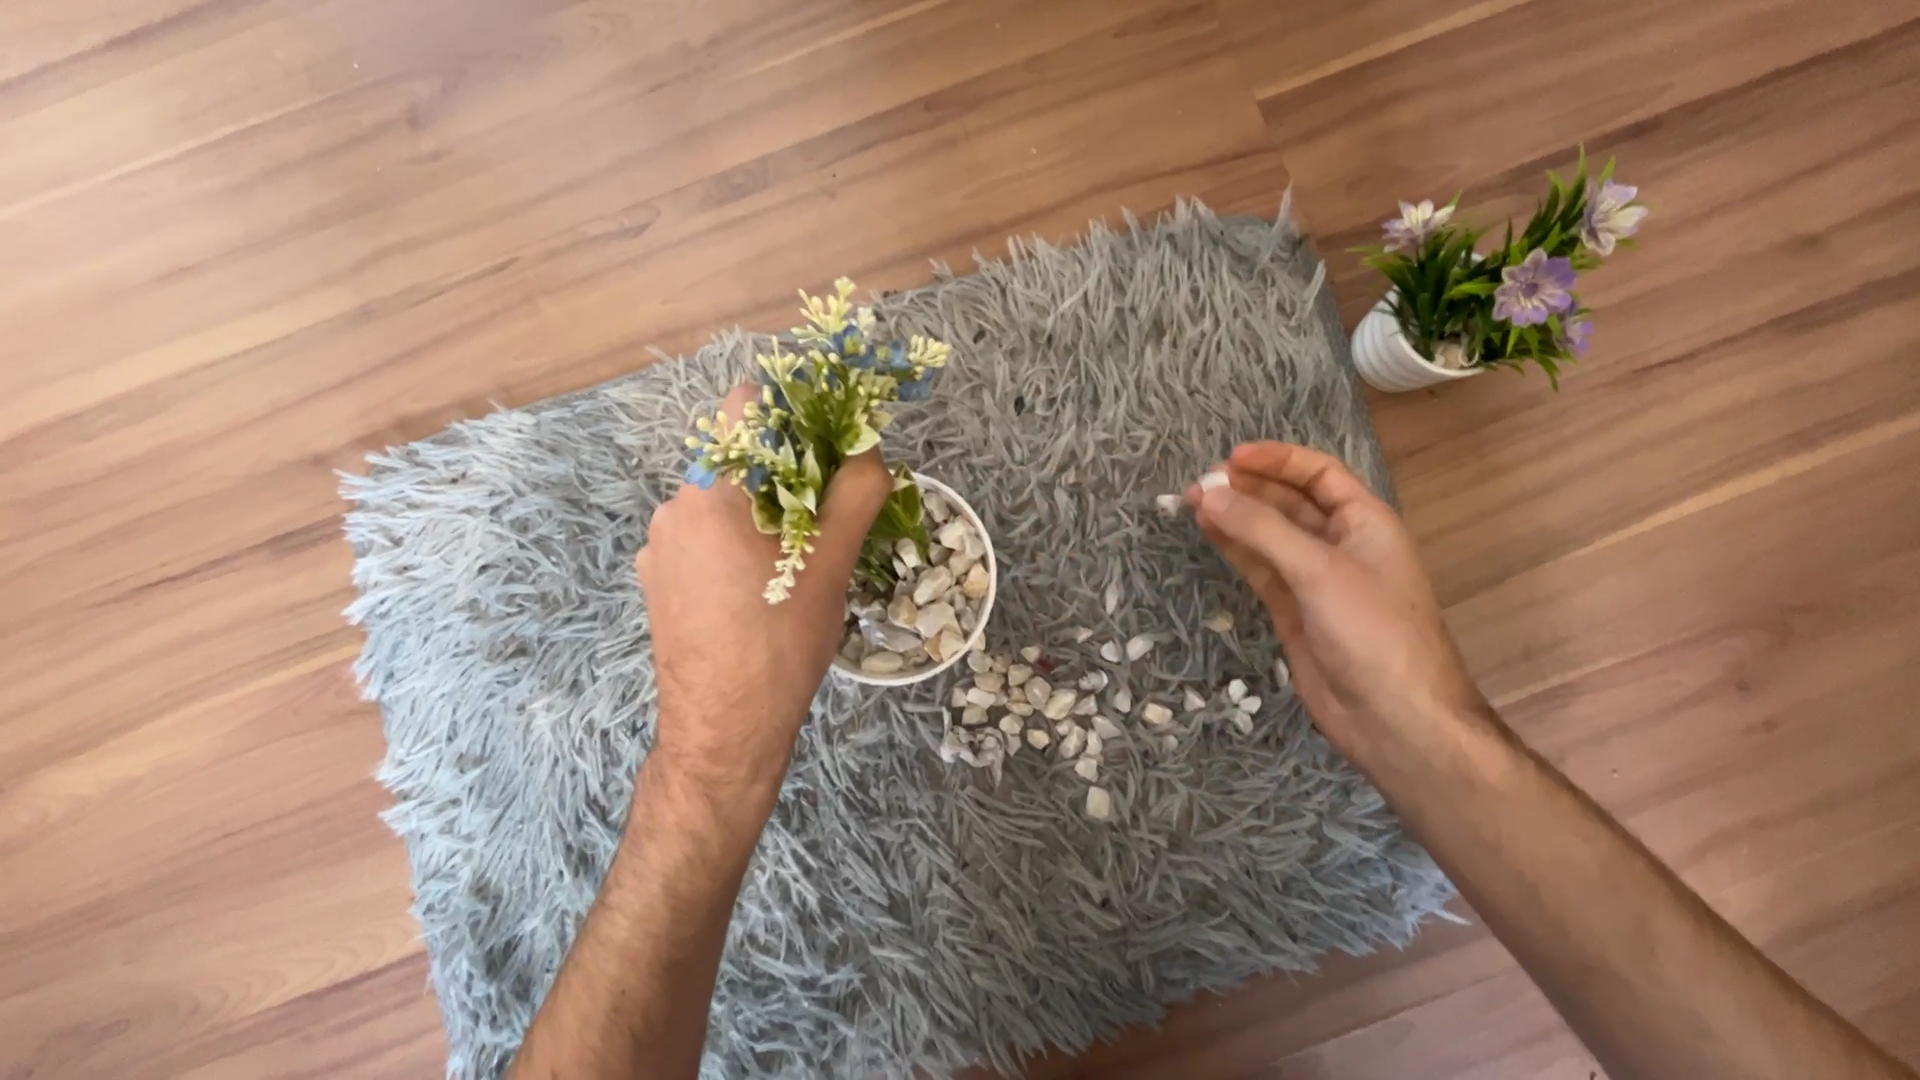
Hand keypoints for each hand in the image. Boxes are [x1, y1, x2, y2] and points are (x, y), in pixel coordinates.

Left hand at [636, 385, 891, 794]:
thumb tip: (869, 444)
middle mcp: (673, 508)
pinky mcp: (658, 580)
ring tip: (795, 565)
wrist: (724, 731)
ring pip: (723, 501)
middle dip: (786, 474)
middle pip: (738, 458)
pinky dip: (737, 545)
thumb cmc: (780, 643)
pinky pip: (704, 537)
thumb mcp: (832, 563)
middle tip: (824, 522)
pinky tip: (760, 591)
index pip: (745, 407)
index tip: (827, 451)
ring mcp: (659, 547)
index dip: (792, 414)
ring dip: (763, 513)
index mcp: (710, 492)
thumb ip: (856, 490)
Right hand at [1186, 442, 1483, 757]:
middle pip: (1290, 503)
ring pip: (1269, 536)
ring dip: (1236, 518)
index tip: (1231, 459)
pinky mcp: (1293, 611)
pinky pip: (1260, 569)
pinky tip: (1210, 533)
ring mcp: (1315, 580)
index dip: (1278, 461)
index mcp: (1365, 522)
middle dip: (1248, 490)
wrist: (1393, 718)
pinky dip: (1235, 550)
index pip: (1319, 475)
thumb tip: (1208, 494)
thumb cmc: (1372, 631)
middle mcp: (1341, 544)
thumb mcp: (1319, 570)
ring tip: (1193, 503)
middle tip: (1200, 484)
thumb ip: (1262, 530)